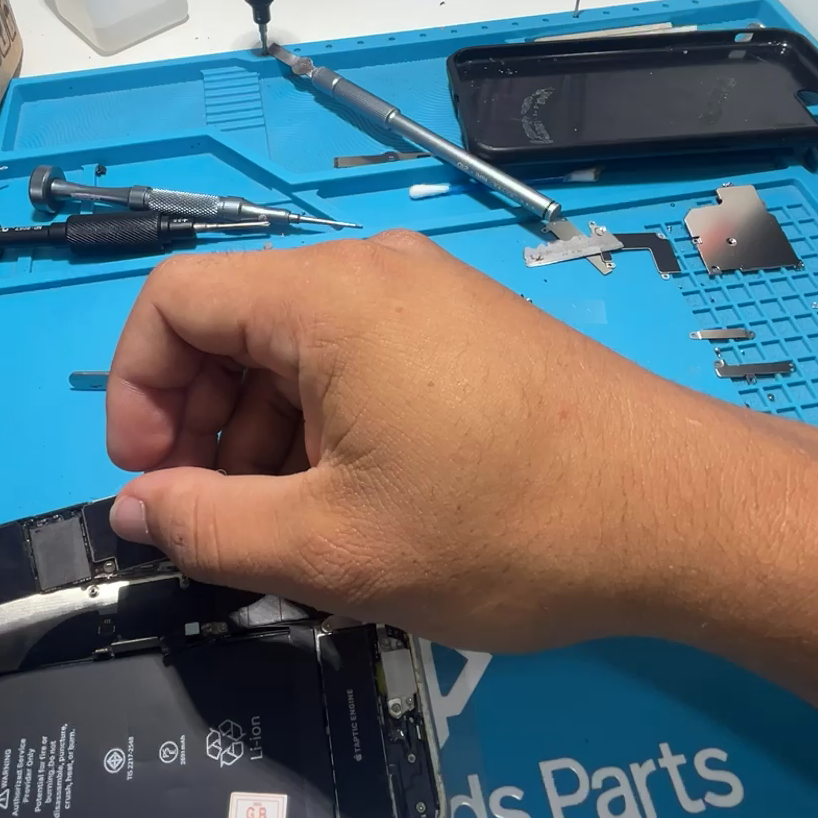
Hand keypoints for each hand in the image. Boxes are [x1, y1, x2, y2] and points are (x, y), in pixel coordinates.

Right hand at [103, 231, 817, 650]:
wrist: (681, 510)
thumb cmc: (503, 525)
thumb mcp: (335, 547)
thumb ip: (210, 528)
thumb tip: (138, 506)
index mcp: (326, 297)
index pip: (175, 301)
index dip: (136, 386)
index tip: (151, 475)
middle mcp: (371, 270)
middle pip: (234, 321)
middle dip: (200, 416)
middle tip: (214, 512)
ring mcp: (423, 291)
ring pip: (295, 344)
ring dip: (262, 426)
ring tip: (286, 515)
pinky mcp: (461, 325)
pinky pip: (355, 354)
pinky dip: (322, 416)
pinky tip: (350, 487)